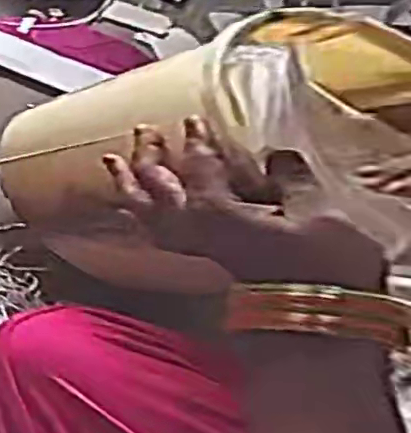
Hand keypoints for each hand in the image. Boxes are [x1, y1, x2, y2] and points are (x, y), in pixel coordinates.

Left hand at [103, 117, 384, 290]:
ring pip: (138, 199)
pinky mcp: (182, 251)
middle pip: (155, 176)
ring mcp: (178, 236)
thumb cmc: (321, 264)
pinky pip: (144, 225)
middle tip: (142, 130)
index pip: (199, 163)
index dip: (196, 140)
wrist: (312, 311)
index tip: (190, 121)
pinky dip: (131, 209)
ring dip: (124, 177)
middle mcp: (184, 218)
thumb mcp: (321, 216)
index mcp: (214, 205)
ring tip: (110, 158)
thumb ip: (292, 183)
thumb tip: (278, 154)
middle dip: (148, 150)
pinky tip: (124, 205)